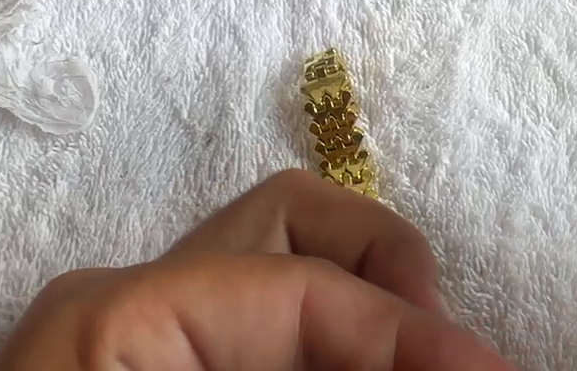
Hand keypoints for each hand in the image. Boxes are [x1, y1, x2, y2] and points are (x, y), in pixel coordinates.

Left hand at [0, 170, 514, 369]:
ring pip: (283, 261)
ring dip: (365, 304)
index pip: (294, 285)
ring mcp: (148, 330)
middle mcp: (130, 299)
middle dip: (383, 272)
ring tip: (417, 359)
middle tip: (447, 348)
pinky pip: (269, 327)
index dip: (407, 331)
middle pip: (288, 220)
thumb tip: (462, 369)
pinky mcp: (167, 364)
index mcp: (115, 322)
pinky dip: (330, 348)